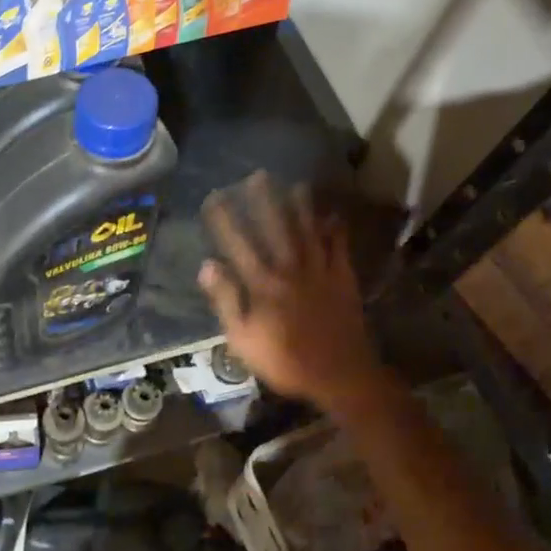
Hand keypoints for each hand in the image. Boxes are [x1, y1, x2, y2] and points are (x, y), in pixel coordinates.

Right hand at [199, 171, 388, 415]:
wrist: (339, 374)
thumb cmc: (284, 361)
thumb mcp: (242, 338)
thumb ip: (227, 300)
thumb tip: (207, 266)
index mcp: (263, 285)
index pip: (238, 245)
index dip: (225, 220)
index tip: (214, 197)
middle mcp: (290, 270)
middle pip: (276, 229)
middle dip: (265, 202)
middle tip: (257, 176)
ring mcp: (320, 273)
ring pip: (308, 232)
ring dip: (301, 207)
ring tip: (295, 185)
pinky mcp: (343, 281)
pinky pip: (338, 248)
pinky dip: (335, 231)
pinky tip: (332, 216)